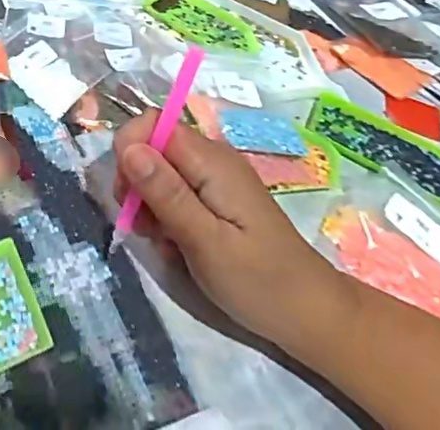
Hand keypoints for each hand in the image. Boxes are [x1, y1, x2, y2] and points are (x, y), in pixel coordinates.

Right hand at [113, 111, 354, 350]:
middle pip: (153, 145)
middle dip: (134, 179)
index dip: (130, 147)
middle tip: (140, 224)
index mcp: (211, 160)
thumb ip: (165, 193)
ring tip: (159, 239)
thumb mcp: (205, 242)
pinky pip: (175, 190)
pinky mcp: (215, 198)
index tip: (127, 192)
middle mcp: (212, 158)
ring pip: (159, 169)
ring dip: (147, 200)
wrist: (313, 317)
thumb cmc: (260, 282)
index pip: (153, 122)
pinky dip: (164, 213)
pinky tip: (173, 243)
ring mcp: (215, 178)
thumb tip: (128, 147)